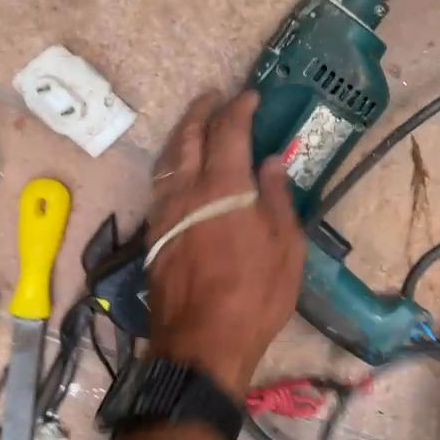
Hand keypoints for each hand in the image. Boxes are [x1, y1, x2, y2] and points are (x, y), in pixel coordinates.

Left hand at [144, 91, 304, 398]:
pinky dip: (171, 165)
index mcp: (223, 188)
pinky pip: (160, 185)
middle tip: (214, 97)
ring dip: (181, 135)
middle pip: (187, 137)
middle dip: (202, 111)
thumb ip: (278, 199)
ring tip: (195, 126)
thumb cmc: (256, 295)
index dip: (239, 109)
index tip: (251, 96)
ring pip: (166, 160)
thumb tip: (271, 162)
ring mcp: (164, 213)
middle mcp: (187, 191)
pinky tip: (180, 171)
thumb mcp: (286, 247)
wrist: (203, 342)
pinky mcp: (153, 235)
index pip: (228, 132)